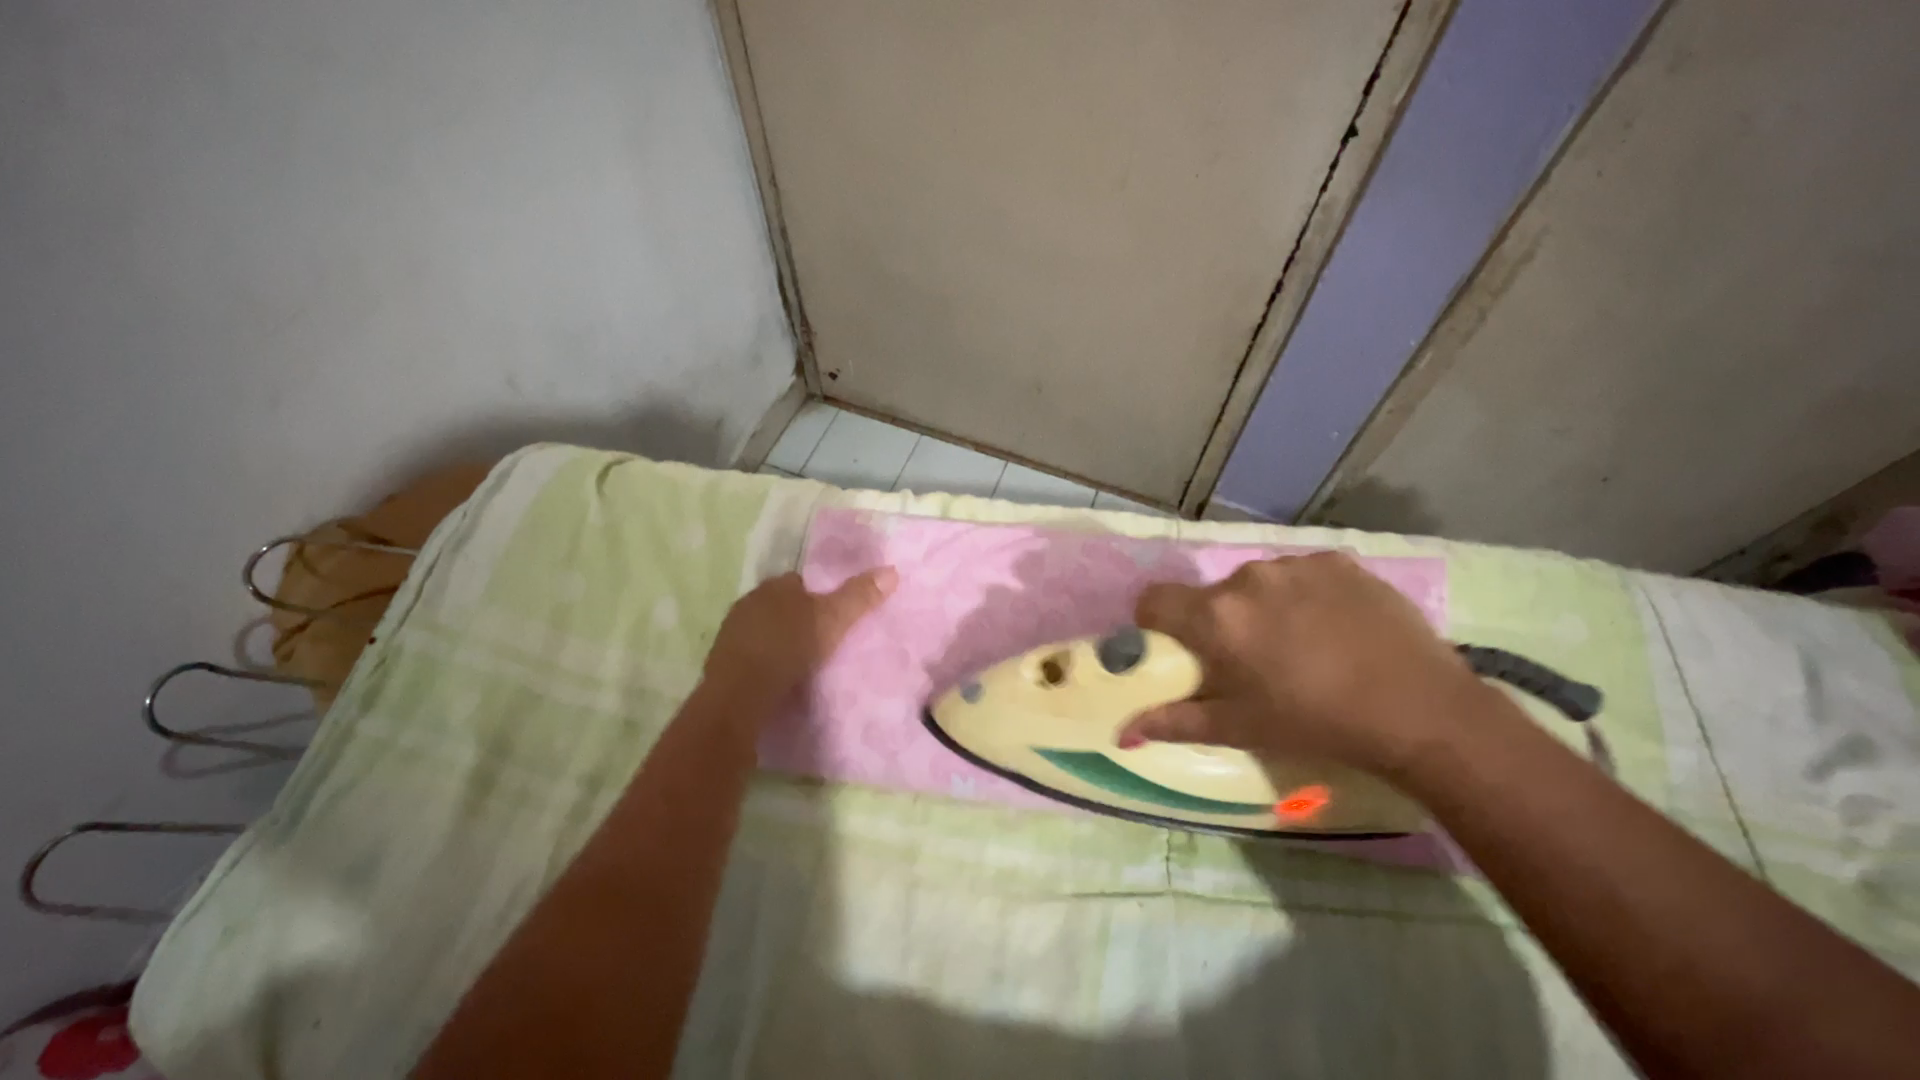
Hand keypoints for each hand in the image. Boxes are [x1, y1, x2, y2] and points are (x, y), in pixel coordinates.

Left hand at [702, 568, 897, 709]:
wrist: (739, 693)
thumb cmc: (789, 647)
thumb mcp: (833, 621)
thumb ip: (859, 597)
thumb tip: (892, 571)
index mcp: (775, 586)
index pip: (800, 582)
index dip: (819, 596)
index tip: (834, 615)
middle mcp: (750, 601)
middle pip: (781, 605)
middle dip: (798, 618)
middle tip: (822, 639)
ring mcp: (732, 632)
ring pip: (765, 629)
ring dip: (780, 640)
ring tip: (802, 661)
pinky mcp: (723, 661)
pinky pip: (752, 654)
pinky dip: (765, 661)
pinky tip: (779, 677)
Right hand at [1116, 551, 1489, 775]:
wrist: (1418, 710)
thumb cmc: (1315, 723)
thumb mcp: (1240, 728)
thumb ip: (1175, 721)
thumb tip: (1126, 729)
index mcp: (1216, 616)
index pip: (1154, 600)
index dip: (1156, 625)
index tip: (1179, 652)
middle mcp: (1248, 577)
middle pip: (1212, 596)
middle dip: (1220, 624)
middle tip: (1250, 663)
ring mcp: (1298, 564)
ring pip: (1259, 584)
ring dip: (1264, 609)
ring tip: (1301, 648)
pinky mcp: (1341, 561)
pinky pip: (1303, 576)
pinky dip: (1306, 598)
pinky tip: (1336, 630)